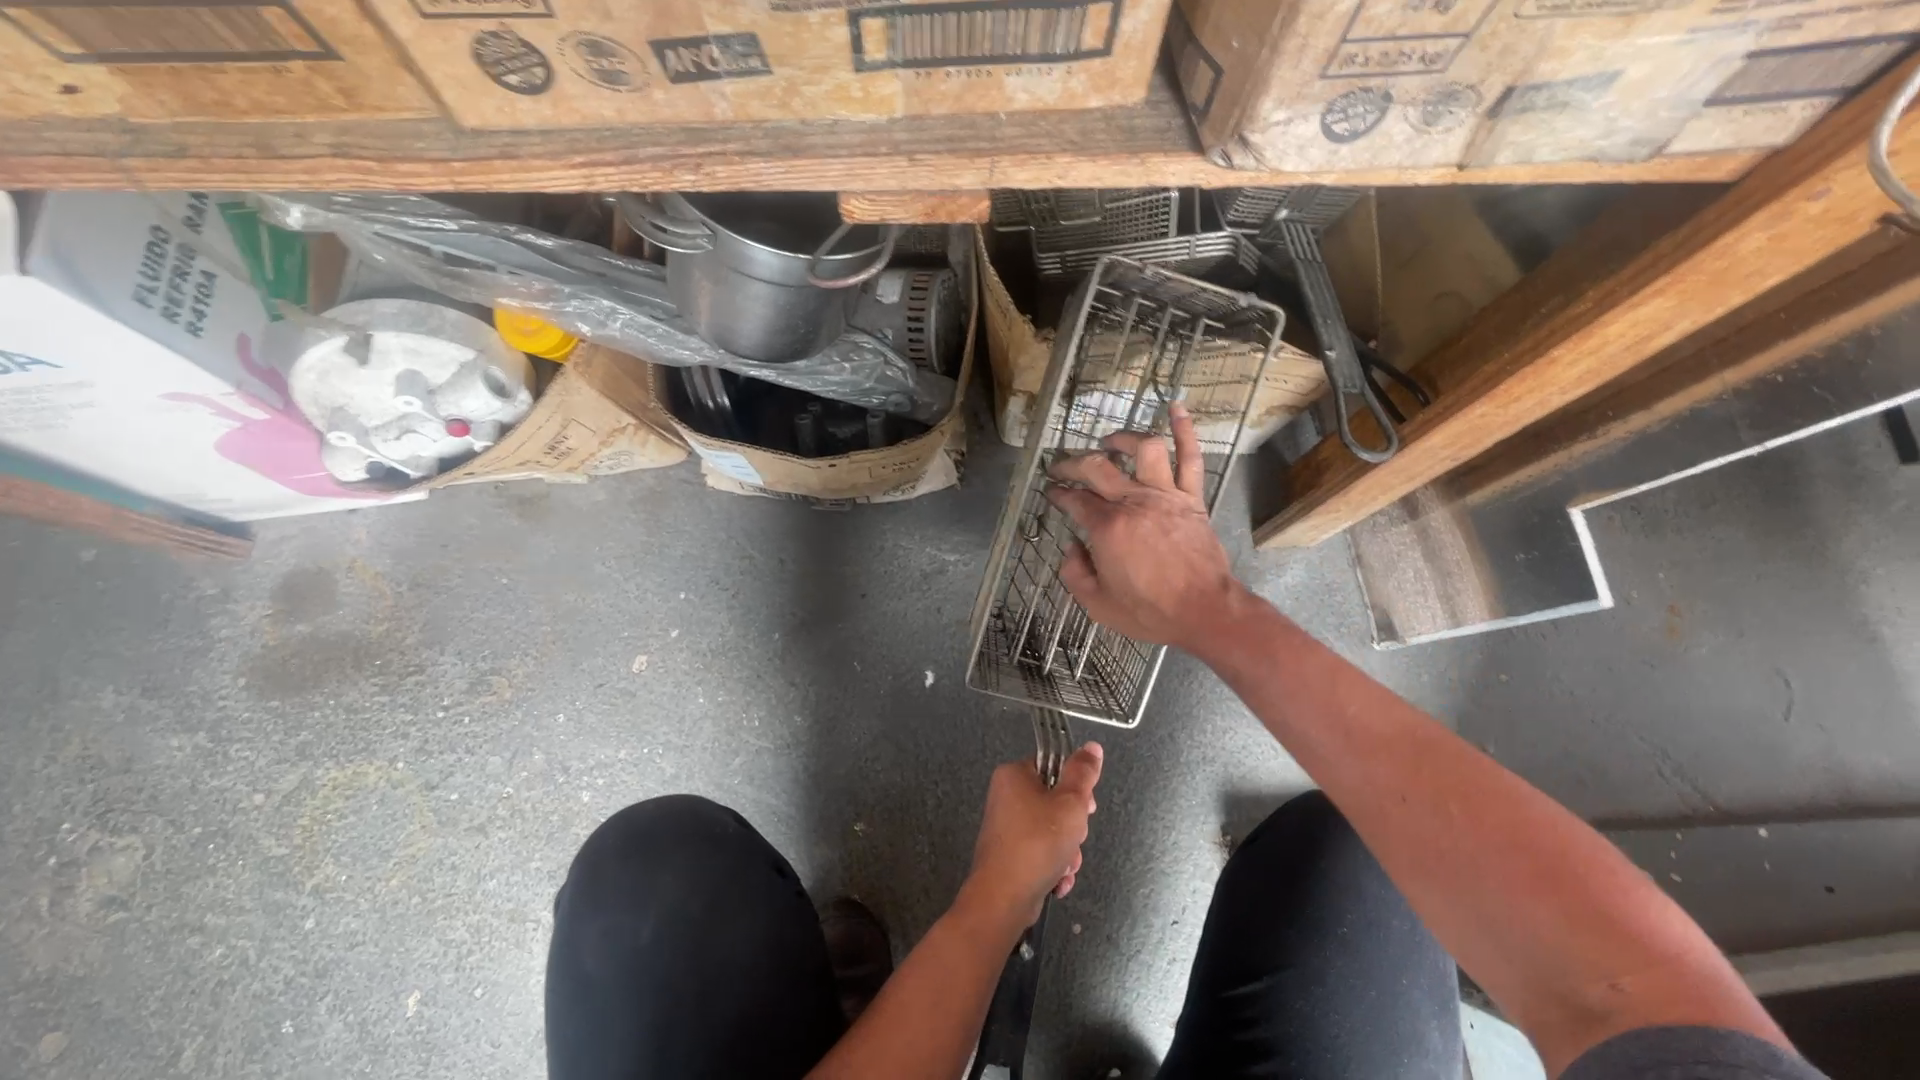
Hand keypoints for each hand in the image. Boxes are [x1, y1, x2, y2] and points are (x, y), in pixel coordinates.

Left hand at [964, 742, 1103, 925]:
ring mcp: (1006, 828)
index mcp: (1014, 775)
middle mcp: (1006, 797)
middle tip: (1074, 838)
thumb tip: (1092, 746)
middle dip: (1073, 827)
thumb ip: (1083, 774)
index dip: (1076, 787)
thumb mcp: (1070, 803)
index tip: (1086, 807)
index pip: (1055, 767)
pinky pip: (1041, 852)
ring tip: (1064, 865)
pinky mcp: (1009, 855)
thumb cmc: (1038, 842)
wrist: (1004, 897)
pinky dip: (1054, 866)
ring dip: (1067, 851)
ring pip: (1053, 831)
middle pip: (1056, 802)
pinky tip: (1057, 880)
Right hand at [1044, 403, 1248, 654]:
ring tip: (1110, 442)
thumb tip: (1071, 549)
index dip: (1058, 493)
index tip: (1051, 493)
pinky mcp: (1192, 498)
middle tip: (1062, 467)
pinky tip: (1176, 408)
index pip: (1074, 500)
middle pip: (1097, 467)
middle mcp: (1134, 502)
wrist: (1204, 611)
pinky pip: (1191, 457)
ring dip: (1123, 439)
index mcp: (1107, 528)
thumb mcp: (1097, 605)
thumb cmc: (1150, 611)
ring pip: (1144, 449)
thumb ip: (1075, 574)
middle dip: (1072, 463)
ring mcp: (1166, 495)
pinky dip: (1185, 430)